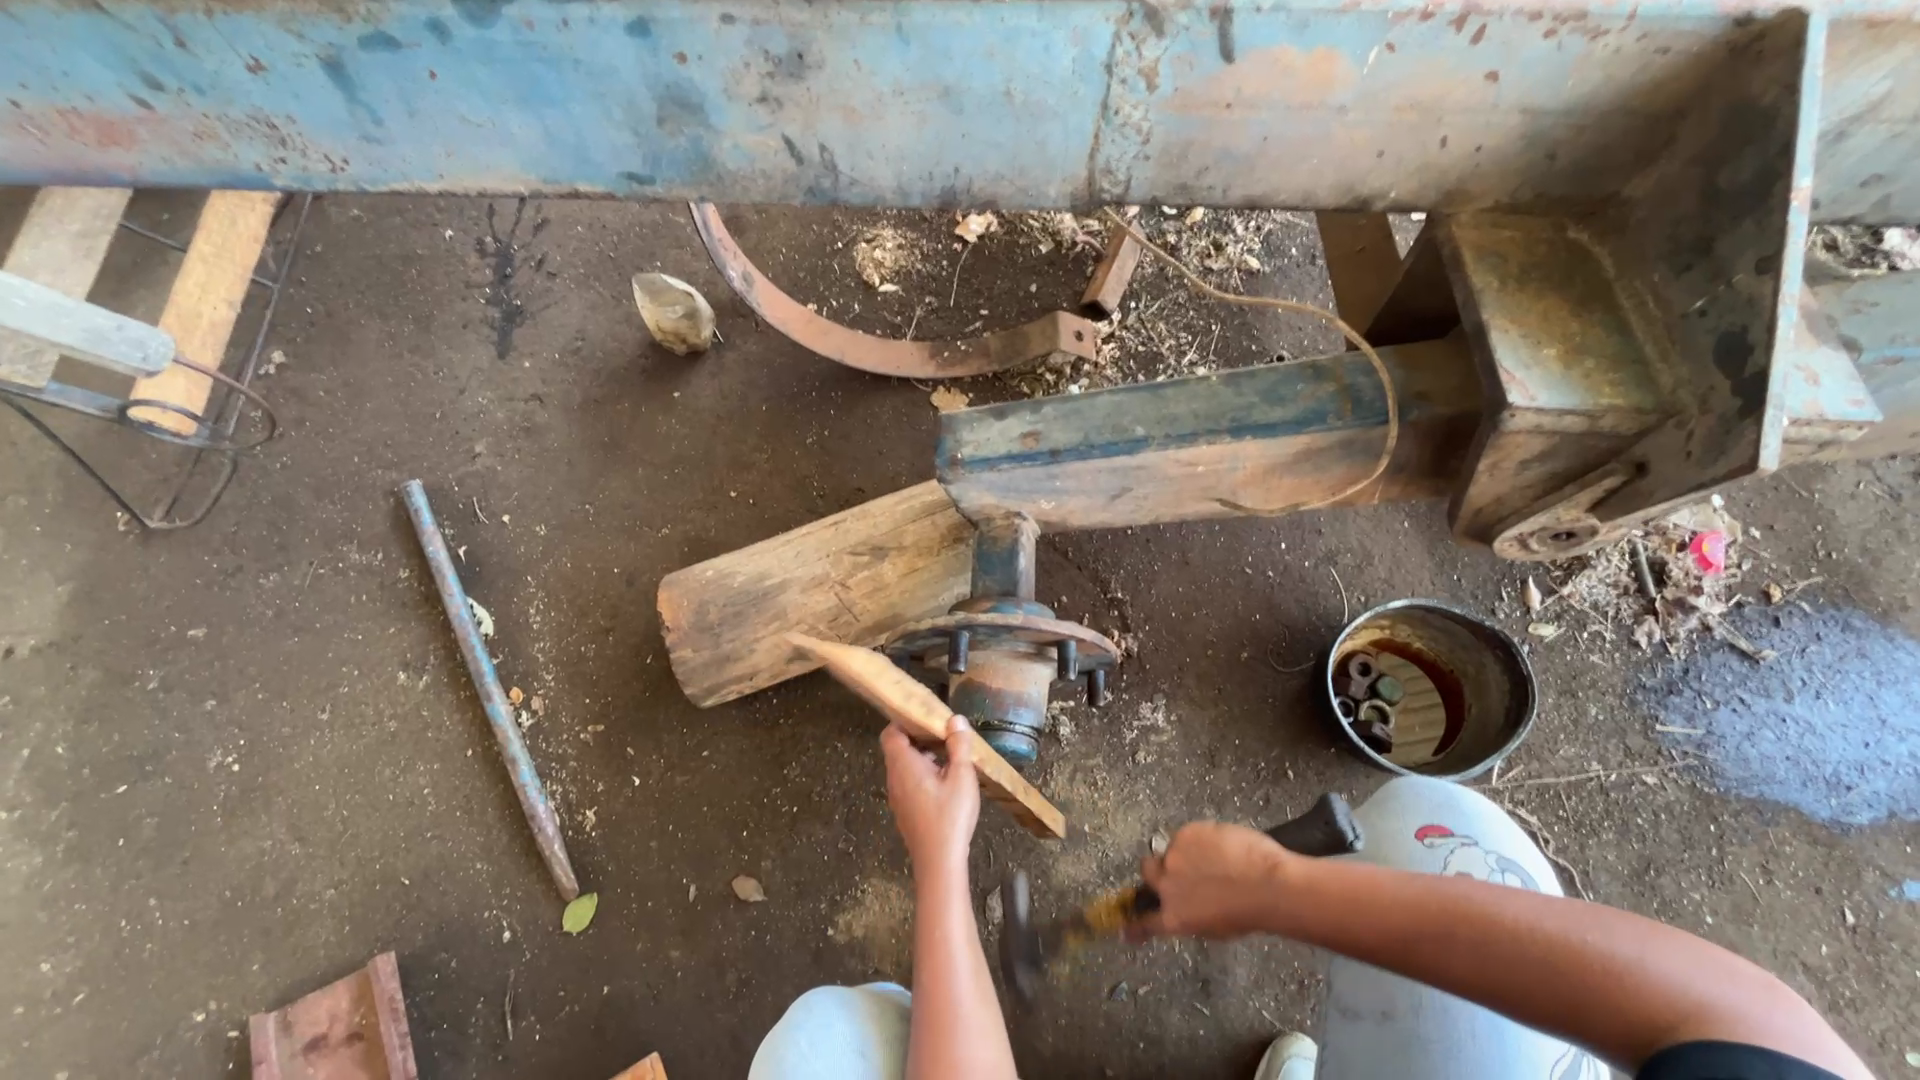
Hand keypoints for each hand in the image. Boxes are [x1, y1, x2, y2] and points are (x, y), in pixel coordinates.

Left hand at [880, 714, 979, 877]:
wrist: (939, 861)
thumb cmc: (950, 815)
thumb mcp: (962, 776)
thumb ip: (959, 745)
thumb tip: (955, 720)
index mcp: (903, 764)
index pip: (891, 732)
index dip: (906, 721)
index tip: (928, 718)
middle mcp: (894, 778)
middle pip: (898, 748)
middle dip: (919, 738)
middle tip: (944, 736)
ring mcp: (897, 797)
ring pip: (904, 767)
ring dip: (923, 758)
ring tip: (949, 757)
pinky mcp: (904, 811)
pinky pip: (908, 783)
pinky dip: (922, 775)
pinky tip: (945, 783)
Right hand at [1128, 822, 1295, 940]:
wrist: (1267, 886)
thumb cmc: (1250, 913)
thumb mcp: (1217, 928)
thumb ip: (1192, 916)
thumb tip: (1187, 907)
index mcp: (1175, 917)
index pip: (1147, 923)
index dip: (1134, 925)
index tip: (1123, 928)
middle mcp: (1167, 886)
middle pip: (1147, 871)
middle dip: (1158, 869)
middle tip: (1180, 869)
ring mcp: (1174, 857)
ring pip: (1170, 848)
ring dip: (1184, 852)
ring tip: (1214, 856)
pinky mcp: (1186, 833)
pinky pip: (1187, 833)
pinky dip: (1200, 838)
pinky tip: (1221, 844)